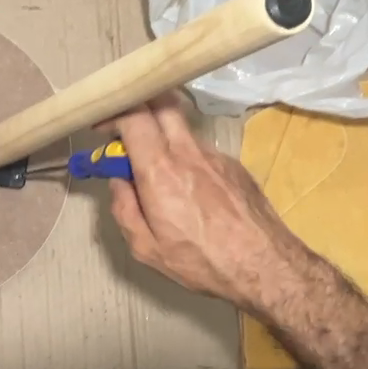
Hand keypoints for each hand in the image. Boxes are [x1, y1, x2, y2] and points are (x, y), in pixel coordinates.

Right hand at [107, 94, 312, 314]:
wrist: (265, 265)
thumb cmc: (201, 261)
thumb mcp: (145, 247)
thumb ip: (124, 210)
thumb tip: (118, 183)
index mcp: (160, 172)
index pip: (135, 117)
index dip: (115, 114)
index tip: (102, 128)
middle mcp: (188, 153)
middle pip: (163, 103)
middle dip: (139, 106)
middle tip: (126, 131)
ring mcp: (215, 155)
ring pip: (182, 128)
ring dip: (162, 137)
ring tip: (157, 171)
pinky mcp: (234, 165)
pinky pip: (200, 149)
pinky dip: (185, 157)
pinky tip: (188, 189)